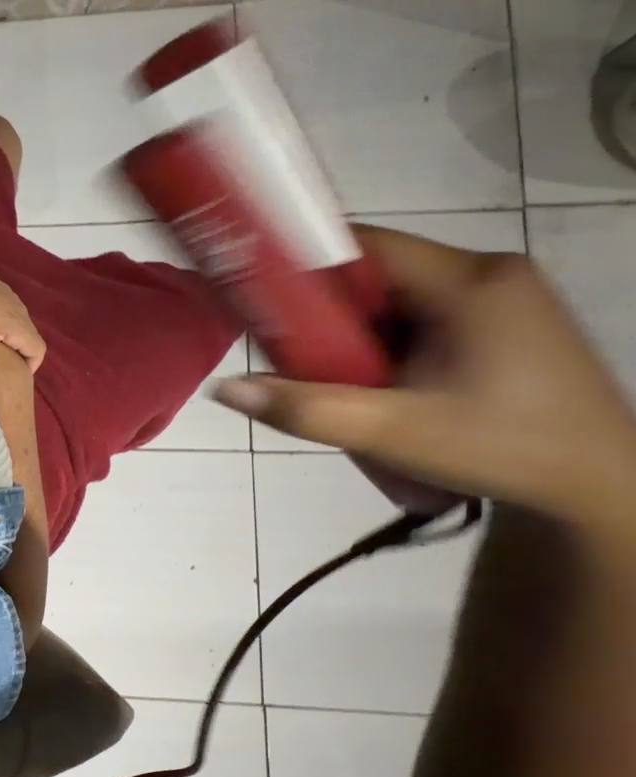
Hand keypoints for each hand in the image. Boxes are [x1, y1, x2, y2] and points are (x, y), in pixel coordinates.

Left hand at [0, 245, 47, 385]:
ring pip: (16, 326)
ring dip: (6, 342)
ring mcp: (8, 297)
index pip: (38, 351)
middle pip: (28, 339)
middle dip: (17, 357)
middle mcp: (20, 309)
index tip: (13, 379)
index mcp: (18, 323)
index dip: (30, 368)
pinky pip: (4, 315)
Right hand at [212, 225, 635, 525]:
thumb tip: (225, 389)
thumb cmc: (501, 448)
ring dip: (348, 339)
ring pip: (389, 303)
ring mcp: (497, 299)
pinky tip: (371, 389)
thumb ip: (304, 408)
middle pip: (373, 276)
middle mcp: (486, 275)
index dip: (301, 265)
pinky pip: (413, 321)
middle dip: (320, 317)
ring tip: (333, 386)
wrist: (598, 484)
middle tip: (287, 363)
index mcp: (470, 282)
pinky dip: (377, 349)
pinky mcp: (497, 326)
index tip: (253, 298)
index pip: (364, 246)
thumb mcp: (392, 432)